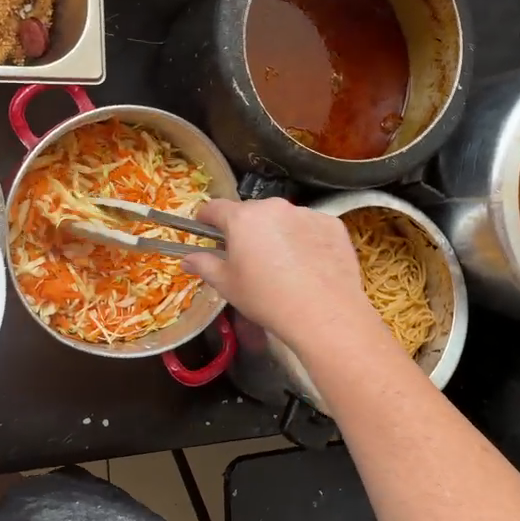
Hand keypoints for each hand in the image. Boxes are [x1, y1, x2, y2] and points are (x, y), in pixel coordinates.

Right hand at [181, 198, 386, 355]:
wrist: (324, 313)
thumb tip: (187, 259)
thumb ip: (205, 266)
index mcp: (242, 218)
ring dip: (276, 232)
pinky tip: (308, 264)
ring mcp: (306, 213)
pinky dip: (305, 239)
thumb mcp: (228, 286)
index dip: (206, 218)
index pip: (215, 207)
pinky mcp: (332, 224)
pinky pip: (310, 226)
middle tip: (247, 256)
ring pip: (282, 218)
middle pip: (251, 212)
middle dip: (245, 228)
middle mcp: (274, 207)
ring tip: (283, 263)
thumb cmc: (267, 299)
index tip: (205, 229)